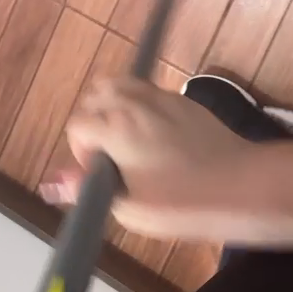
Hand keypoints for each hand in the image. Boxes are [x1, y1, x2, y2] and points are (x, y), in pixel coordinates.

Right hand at [41, 76, 254, 240]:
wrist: (240, 184)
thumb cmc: (182, 202)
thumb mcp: (129, 207)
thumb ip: (88, 190)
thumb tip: (52, 184)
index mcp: (115, 126)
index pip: (77, 124)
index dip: (83, 152)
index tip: (102, 175)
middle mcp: (135, 102)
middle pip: (97, 94)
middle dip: (95, 121)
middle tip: (112, 156)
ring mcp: (162, 97)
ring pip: (123, 84)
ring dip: (116, 106)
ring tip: (128, 140)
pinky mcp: (185, 101)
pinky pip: (149, 92)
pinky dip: (141, 106)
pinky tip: (157, 138)